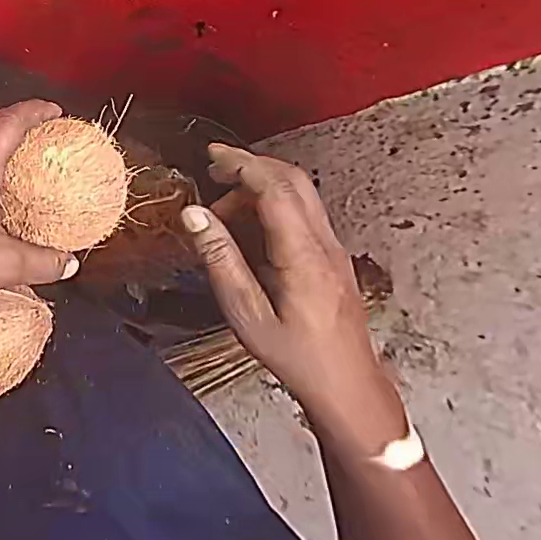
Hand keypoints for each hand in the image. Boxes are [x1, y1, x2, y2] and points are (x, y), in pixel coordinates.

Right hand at [179, 145, 405, 435]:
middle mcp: (323, 243)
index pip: (275, 190)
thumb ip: (220, 259)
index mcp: (303, 256)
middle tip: (214, 166)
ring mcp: (332, 247)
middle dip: (250, 165)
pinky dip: (271, 205)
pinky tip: (247, 227)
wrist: (347, 382)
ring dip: (259, 187)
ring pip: (298, 193)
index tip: (213, 157)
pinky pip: (301, 212)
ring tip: (222, 212)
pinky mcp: (330, 254)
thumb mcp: (246, 313)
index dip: (242, 165)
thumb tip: (193, 216)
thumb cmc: (296, 356)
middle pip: (292, 180)